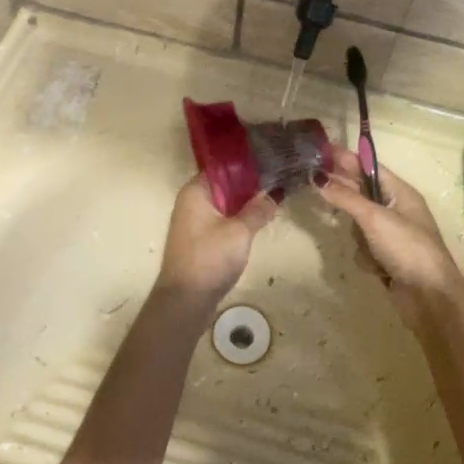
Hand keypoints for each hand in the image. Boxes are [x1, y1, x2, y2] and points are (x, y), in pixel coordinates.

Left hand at [155, 174, 278, 304]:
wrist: (186, 299)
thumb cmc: (210, 257)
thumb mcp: (240, 231)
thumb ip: (257, 210)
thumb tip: (273, 194)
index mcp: (195, 192)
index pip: (222, 168)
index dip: (246, 166)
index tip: (270, 163)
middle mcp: (191, 202)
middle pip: (224, 187)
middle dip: (248, 186)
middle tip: (278, 180)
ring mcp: (194, 223)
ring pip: (224, 206)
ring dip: (244, 205)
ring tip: (273, 198)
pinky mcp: (200, 241)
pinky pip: (222, 221)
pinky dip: (237, 220)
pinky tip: (258, 222)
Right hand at [312, 144, 463, 324]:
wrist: (429, 297)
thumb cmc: (407, 249)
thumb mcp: (375, 218)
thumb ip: (346, 198)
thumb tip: (319, 178)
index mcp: (402, 193)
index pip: (370, 168)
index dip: (347, 159)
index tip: (322, 150)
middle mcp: (397, 210)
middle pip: (362, 194)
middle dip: (345, 194)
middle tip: (315, 183)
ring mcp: (392, 236)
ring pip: (359, 224)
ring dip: (359, 236)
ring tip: (368, 246)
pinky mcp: (386, 258)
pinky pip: (364, 248)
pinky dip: (366, 257)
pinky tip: (376, 268)